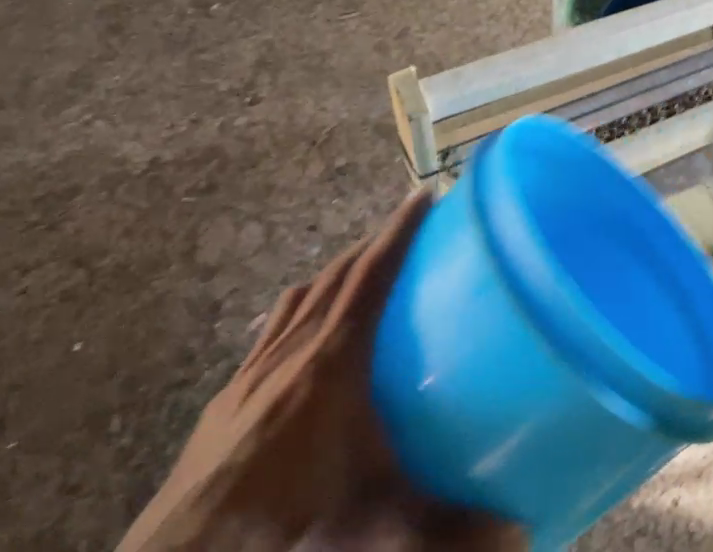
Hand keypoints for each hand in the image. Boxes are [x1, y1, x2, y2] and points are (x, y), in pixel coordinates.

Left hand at [118, 191, 523, 551]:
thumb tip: (520, 536)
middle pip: (337, 275)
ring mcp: (255, 367)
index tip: (422, 196)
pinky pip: (272, 328)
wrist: (192, 543)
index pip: (371, 275)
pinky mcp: (230, 392)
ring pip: (300, 296)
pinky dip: (298, 310)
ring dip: (335, 274)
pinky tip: (301, 333)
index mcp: (335, 359)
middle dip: (373, 245)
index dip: (398, 231)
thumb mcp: (377, 517)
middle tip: (406, 234)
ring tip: (361, 274)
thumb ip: (449, 522)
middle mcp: (294, 348)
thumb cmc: (291, 514)